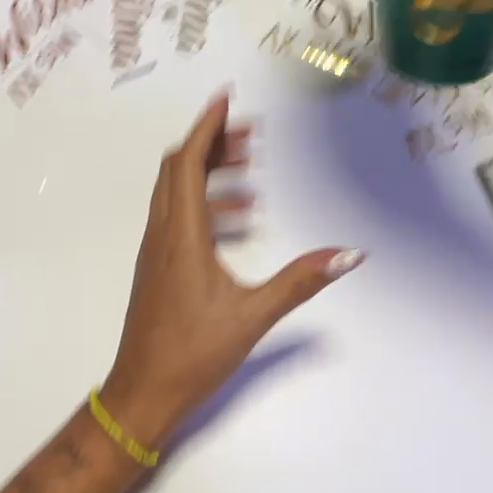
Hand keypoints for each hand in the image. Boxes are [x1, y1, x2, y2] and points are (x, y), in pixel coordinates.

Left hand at [100, 94, 363, 447]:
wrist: (142, 394)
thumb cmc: (193, 353)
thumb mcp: (253, 316)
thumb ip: (301, 281)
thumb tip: (350, 254)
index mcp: (182, 235)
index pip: (188, 163)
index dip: (207, 126)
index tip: (226, 97)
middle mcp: (163, 234)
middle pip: (178, 169)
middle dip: (212, 143)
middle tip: (251, 135)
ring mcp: (157, 251)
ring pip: (175, 192)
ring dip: (209, 173)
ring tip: (252, 174)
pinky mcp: (158, 268)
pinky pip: (178, 218)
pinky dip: (206, 206)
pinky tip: (241, 224)